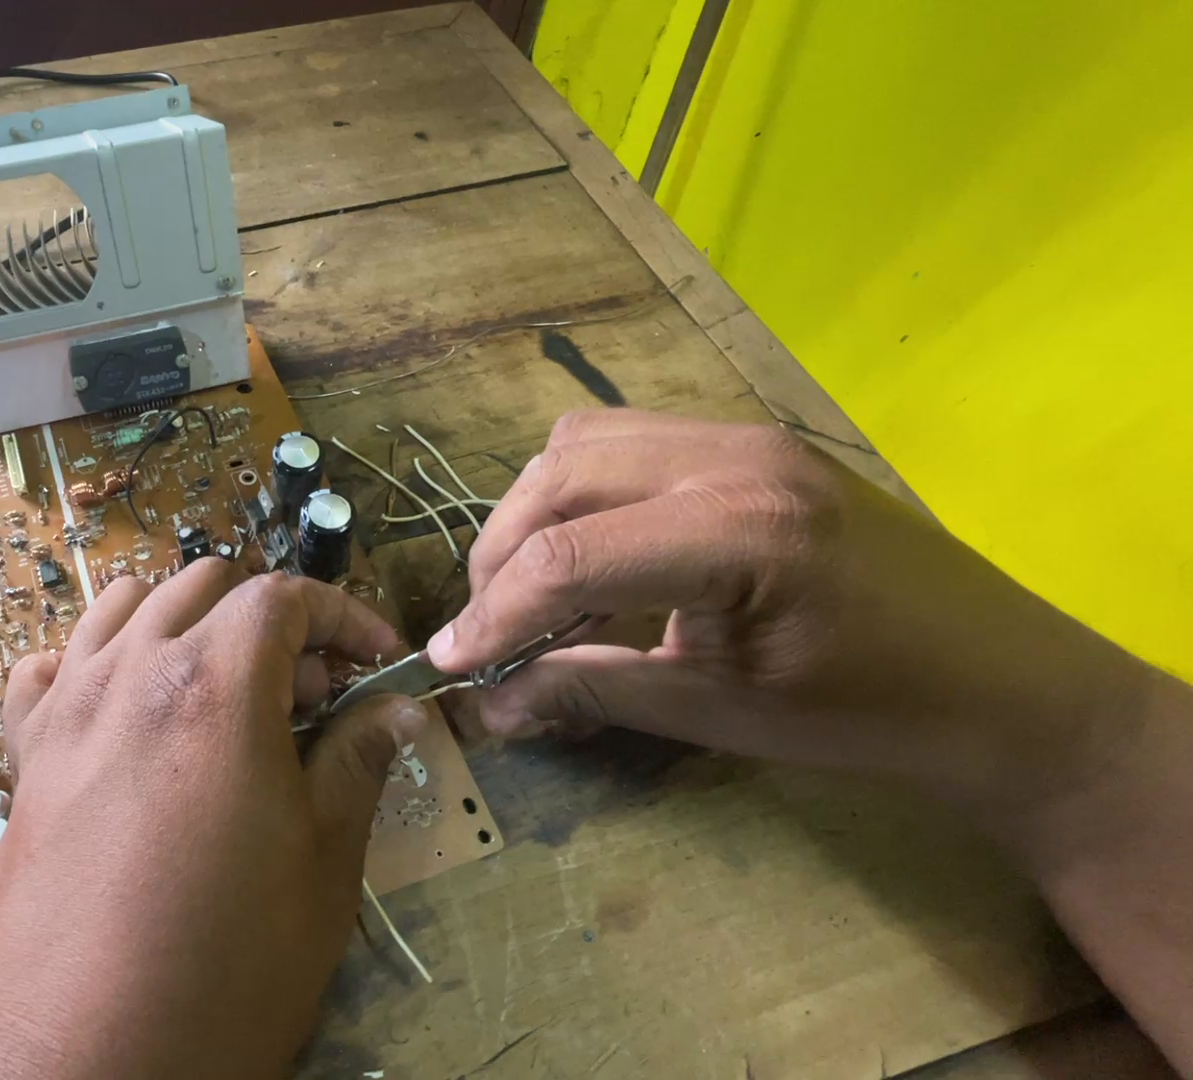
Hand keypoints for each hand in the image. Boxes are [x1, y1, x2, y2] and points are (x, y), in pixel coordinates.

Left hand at [0, 562, 426, 1079]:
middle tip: (304, 693)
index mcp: (211, 682)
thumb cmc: (224, 962)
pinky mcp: (24, 752)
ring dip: (184, 623)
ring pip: (124, 604)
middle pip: (205, 585)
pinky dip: (92, 661)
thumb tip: (399, 708)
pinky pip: (47, 667)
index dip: (344, 614)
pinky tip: (122, 711)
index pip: (283, 596)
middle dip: (270, 619)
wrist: (77, 1062)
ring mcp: (65, 705)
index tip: (376, 660)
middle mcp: (129, 670)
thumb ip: (359, 758)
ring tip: (219, 690)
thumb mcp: (322, 862)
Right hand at [428, 408, 1152, 822]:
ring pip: (577, 443)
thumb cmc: (867, 715)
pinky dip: (572, 488)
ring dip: (529, 513)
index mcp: (742, 532)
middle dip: (500, 557)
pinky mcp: (740, 439)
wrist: (1006, 685)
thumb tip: (487, 707)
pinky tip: (583, 542)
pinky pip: (618, 437)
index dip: (494, 613)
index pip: (569, 556)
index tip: (450, 662)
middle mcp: (732, 457)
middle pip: (557, 481)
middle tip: (488, 627)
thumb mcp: (714, 712)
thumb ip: (586, 693)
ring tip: (528, 584)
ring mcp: (739, 435)